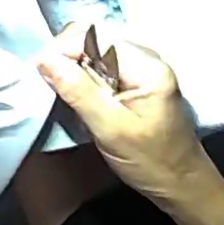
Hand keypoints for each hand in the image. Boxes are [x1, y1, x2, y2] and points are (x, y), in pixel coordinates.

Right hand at [37, 21, 219, 206]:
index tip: (40, 70)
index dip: (64, 48)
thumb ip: (78, 92)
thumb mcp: (111, 130)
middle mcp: (145, 56)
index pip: (95, 37)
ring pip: (94, 48)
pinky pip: (100, 61)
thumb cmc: (151, 163)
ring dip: (73, 65)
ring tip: (62, 88)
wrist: (182, 187)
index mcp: (146, 66)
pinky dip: (83, 72)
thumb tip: (44, 59)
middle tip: (50, 82)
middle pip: (93, 37)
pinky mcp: (134, 75)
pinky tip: (78, 92)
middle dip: (66, 55)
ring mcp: (140, 64)